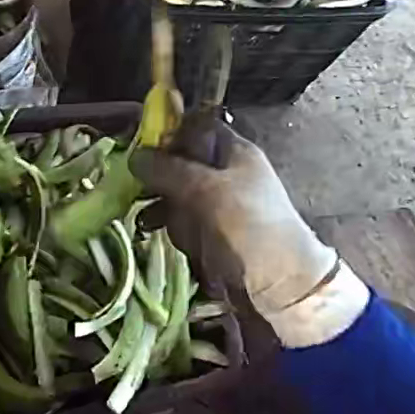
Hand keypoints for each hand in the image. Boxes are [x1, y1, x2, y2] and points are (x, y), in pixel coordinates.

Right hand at [131, 115, 368, 347]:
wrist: (279, 287)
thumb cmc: (250, 226)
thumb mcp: (208, 190)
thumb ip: (169, 169)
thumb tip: (134, 156)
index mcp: (232, 152)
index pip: (194, 126)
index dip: (168, 130)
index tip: (140, 142)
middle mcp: (221, 173)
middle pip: (177, 159)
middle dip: (156, 171)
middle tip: (135, 181)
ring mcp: (212, 203)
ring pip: (172, 190)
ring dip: (157, 200)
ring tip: (147, 214)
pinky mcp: (204, 231)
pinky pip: (175, 217)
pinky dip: (164, 222)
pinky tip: (151, 228)